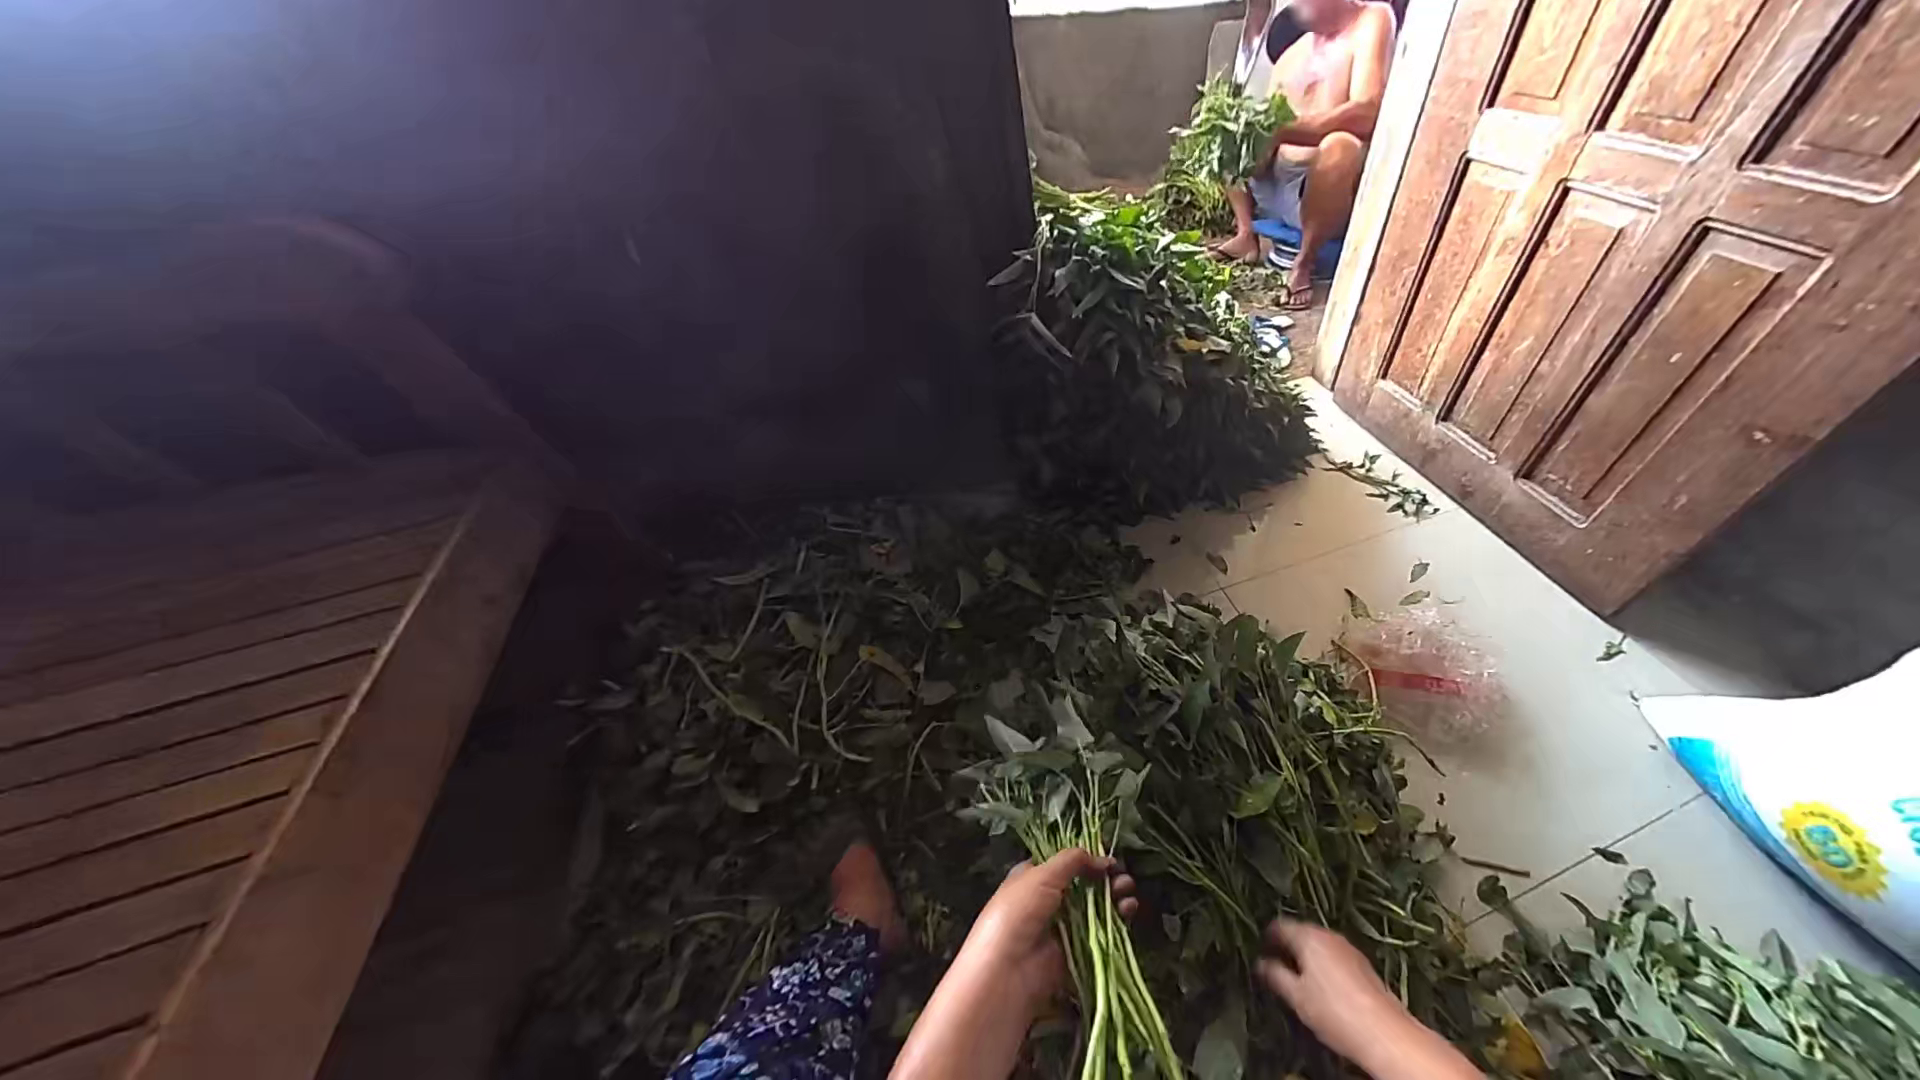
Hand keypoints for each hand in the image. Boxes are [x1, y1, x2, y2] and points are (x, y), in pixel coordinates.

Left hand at [890, 850, 1133, 1079]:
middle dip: (1105, 878)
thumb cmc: (1020, 911)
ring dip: (1113, 897)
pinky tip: (1127, 911)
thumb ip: (1072, 861)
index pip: (1065, 861)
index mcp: (1034, 875)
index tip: (1109, 856)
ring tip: (1127, 892)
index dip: (1087, 858)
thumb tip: (1102, 857)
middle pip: (1084, 883)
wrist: (1009, 969)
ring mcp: (1063, 925)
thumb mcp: (1041, 874)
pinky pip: (1100, 932)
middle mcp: (1049, 897)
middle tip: (1123, 876)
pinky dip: (1116, 920)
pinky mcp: (1077, 949)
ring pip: (1095, 907)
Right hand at [1257, 919, 1410, 1061]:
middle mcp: (1328, 935)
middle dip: (1287, 946)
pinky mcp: (1363, 965)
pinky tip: (1323, 985)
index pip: (1278, 925)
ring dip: (1306, 955)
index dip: (1266, 937)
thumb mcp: (1296, 996)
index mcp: (1308, 936)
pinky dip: (1323, 963)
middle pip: (1300, 932)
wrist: (1388, 1036)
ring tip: (1298, 977)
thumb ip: (1274, 975)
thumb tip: (1260, 963)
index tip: (1260, 951)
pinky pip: (1334, 955)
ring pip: (1318, 944)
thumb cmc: (1335, 1012)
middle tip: (1276, 964)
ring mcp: (1349, 949)